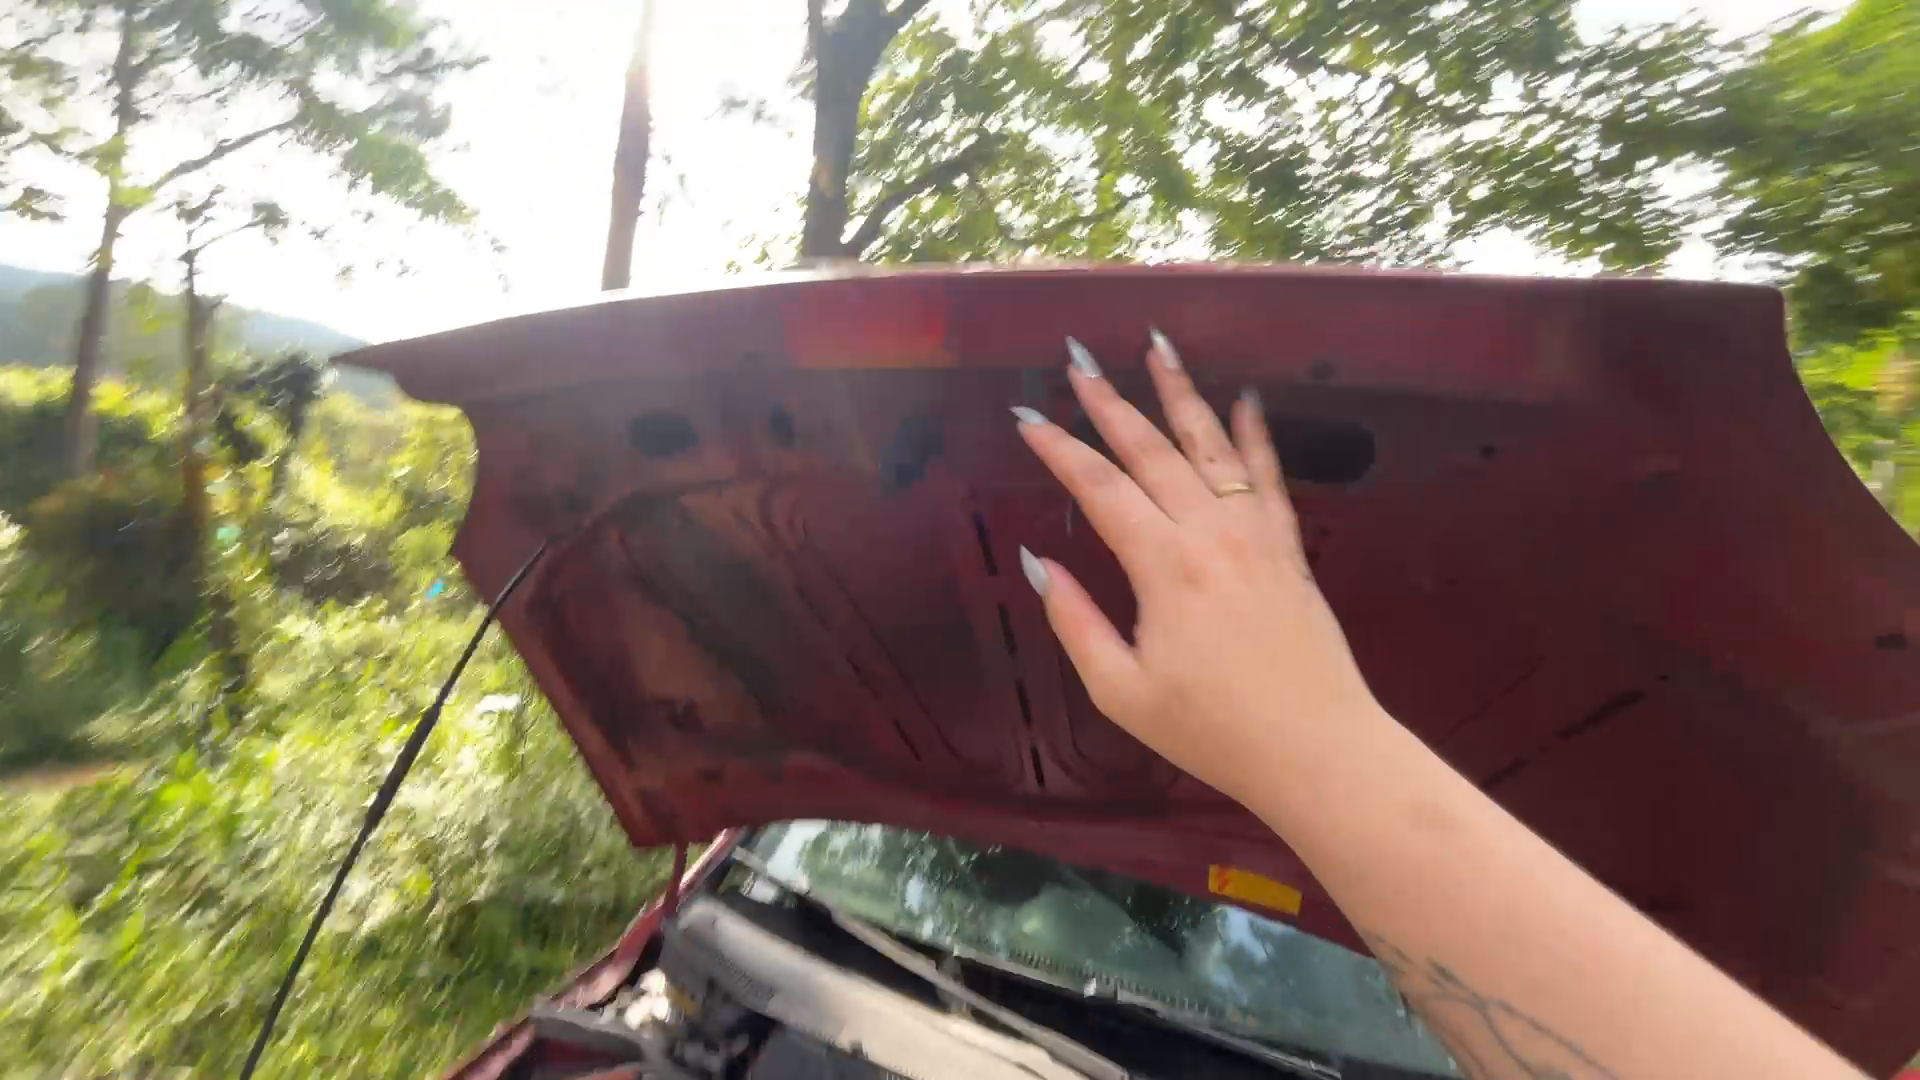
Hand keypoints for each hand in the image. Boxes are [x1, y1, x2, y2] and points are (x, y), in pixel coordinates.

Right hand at [1014, 331, 1385, 807]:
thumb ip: (1075, 622)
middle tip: (1079, 362)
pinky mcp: (1286, 548)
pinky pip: (1268, 477)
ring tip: (1158, 349)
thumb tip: (1039, 563)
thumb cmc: (1211, 730)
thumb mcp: (1121, 691)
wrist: (1318, 752)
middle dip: (1109, 404)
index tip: (1026, 418)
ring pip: (1211, 447)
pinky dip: (1255, 435)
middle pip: (1151, 451)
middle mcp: (1210, 533)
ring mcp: (1255, 534)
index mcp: (1163, 567)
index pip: (1100, 490)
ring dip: (1181, 395)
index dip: (1058, 450)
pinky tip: (1245, 400)